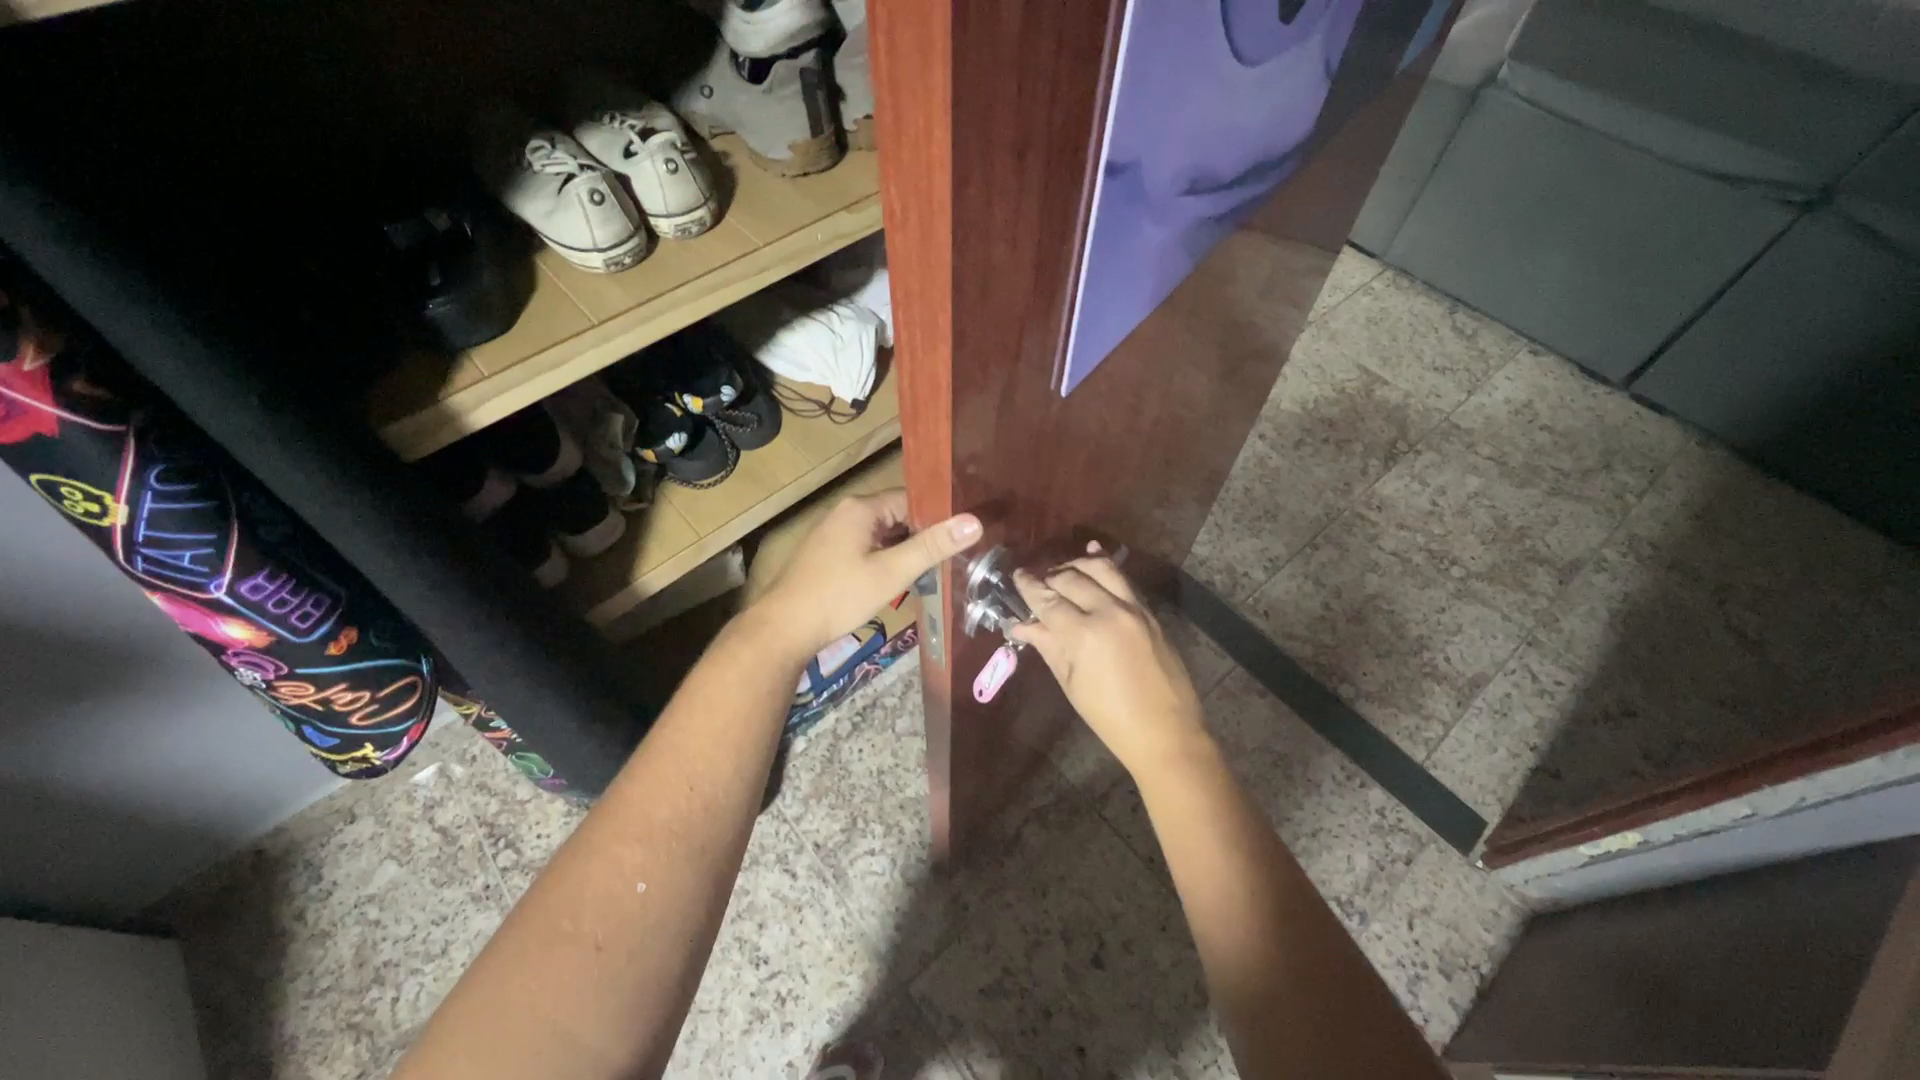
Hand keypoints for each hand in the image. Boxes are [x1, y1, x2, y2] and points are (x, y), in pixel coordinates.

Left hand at [754, 489, 980, 659]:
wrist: (785, 628)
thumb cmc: (839, 596)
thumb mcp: (891, 572)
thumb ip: (932, 546)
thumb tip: (975, 521)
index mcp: (860, 507)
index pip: (911, 500)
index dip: (936, 520)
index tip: (959, 540)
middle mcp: (845, 512)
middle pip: (897, 517)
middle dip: (920, 538)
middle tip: (949, 561)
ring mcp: (833, 534)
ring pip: (882, 535)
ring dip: (901, 553)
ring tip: (928, 574)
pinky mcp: (827, 555)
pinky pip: (866, 549)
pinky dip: (883, 562)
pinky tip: (895, 583)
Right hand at [1008, 544, 1209, 775]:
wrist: (1165, 731)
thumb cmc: (1109, 717)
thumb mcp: (1070, 682)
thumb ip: (1048, 646)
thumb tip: (1021, 625)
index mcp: (1084, 634)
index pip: (1047, 600)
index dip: (1028, 587)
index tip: (1015, 576)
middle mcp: (1108, 612)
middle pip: (1071, 579)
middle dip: (1049, 577)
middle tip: (1035, 582)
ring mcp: (1133, 609)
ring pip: (1101, 569)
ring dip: (1077, 565)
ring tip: (1062, 572)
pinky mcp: (1149, 613)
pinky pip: (1123, 580)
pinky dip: (1105, 567)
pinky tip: (1094, 556)